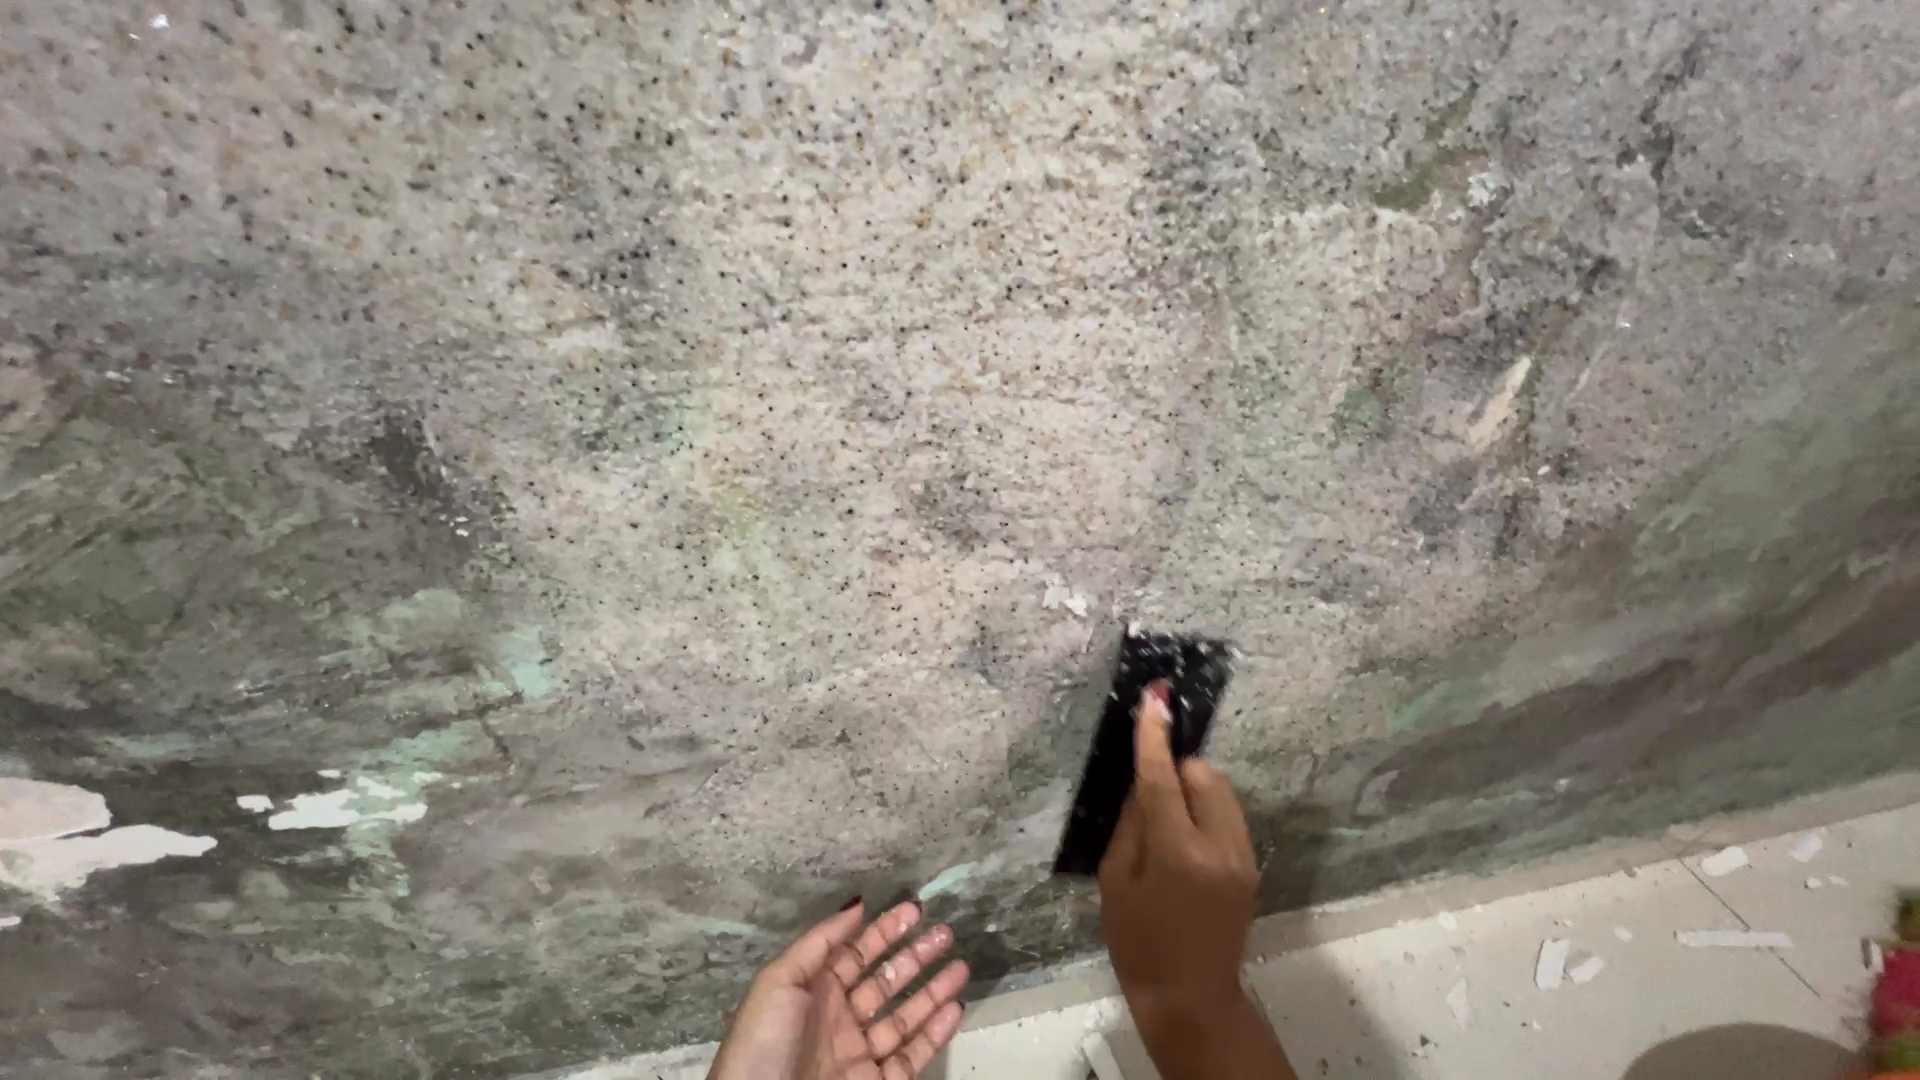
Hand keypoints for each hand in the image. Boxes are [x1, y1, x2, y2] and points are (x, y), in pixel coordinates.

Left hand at [707, 900, 969, 1079]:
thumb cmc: (763, 1043)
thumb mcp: (779, 981)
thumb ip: (821, 941)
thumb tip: (858, 903)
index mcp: (814, 992)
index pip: (857, 953)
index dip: (885, 930)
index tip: (914, 910)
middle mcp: (839, 1020)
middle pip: (884, 981)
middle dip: (915, 956)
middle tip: (944, 933)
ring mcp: (858, 1055)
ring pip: (903, 1017)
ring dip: (933, 991)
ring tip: (960, 967)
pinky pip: (910, 1057)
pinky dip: (935, 1033)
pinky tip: (954, 1008)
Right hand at [1098, 683, 1295, 1079]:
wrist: (1190, 996)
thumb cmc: (1137, 941)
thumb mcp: (1116, 879)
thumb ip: (1132, 822)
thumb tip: (1144, 780)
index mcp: (1176, 853)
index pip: (1163, 778)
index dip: (1153, 736)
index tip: (1154, 698)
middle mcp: (1218, 847)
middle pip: (1203, 774)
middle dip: (1177, 769)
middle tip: (1152, 792)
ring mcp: (1242, 856)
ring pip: (1221, 790)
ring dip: (1194, 787)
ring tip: (1169, 816)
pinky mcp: (1252, 864)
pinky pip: (1228, 814)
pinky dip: (1206, 808)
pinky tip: (1186, 835)